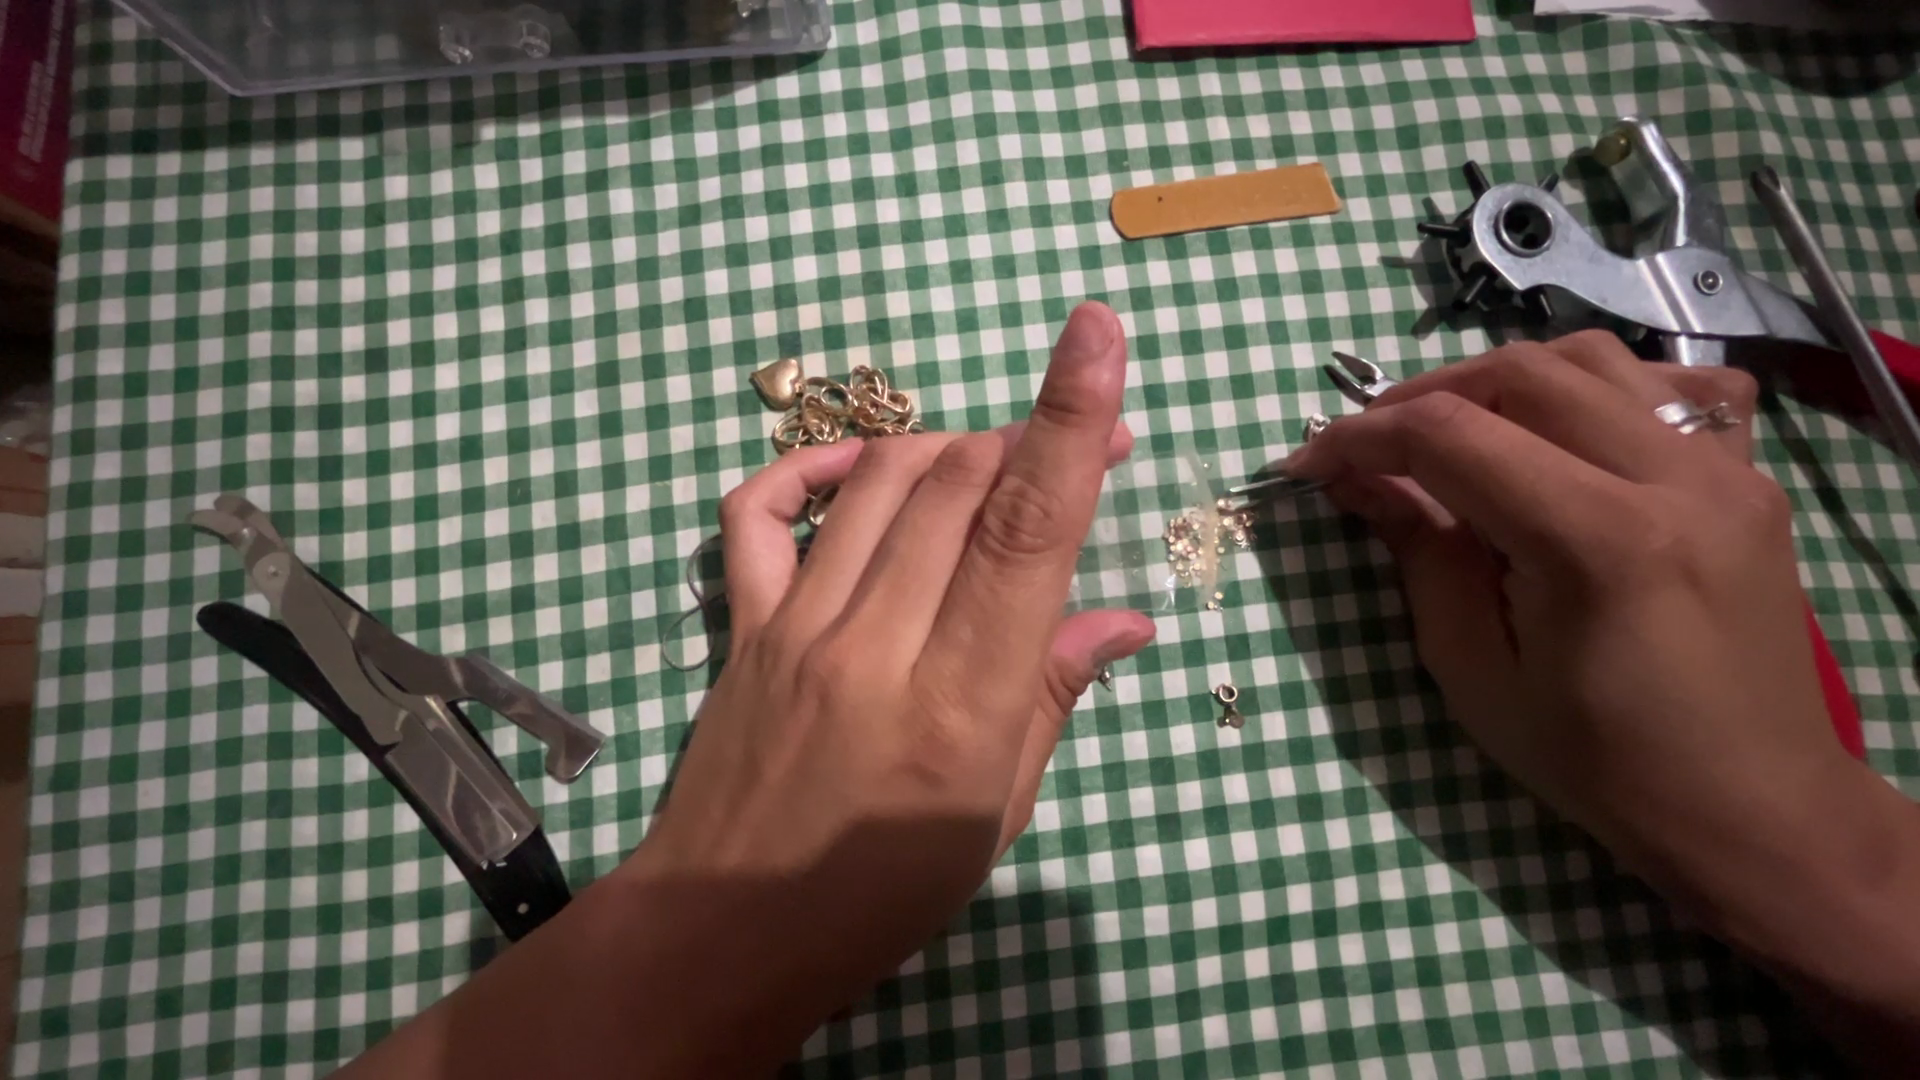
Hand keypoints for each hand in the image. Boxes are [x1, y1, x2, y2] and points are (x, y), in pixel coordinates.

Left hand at [625, 302, 1153, 1064]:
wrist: (722, 929)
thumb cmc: (879, 892)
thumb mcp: (994, 814)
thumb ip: (1052, 699)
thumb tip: (1123, 618)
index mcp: (958, 701)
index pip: (1023, 532)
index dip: (1068, 426)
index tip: (1098, 340)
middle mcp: (874, 641)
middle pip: (955, 484)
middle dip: (1028, 433)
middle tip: (1081, 431)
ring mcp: (794, 624)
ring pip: (877, 482)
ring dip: (949, 445)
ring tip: (994, 458)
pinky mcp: (740, 624)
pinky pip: (757, 512)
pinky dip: (810, 468)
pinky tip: (857, 468)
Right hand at [1283, 331, 1919, 1059]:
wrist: (1750, 805)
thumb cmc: (1591, 756)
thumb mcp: (1470, 664)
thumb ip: (1418, 551)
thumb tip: (1357, 478)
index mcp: (1595, 541)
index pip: (1450, 437)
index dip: (1359, 437)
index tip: (1307, 462)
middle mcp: (1671, 478)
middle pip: (1517, 375)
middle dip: (1416, 398)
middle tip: (1365, 447)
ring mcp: (1725, 468)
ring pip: (1589, 359)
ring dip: (1493, 382)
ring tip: (1445, 432)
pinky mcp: (1744, 478)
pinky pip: (1664, 385)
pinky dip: (1587, 387)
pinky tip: (1554, 430)